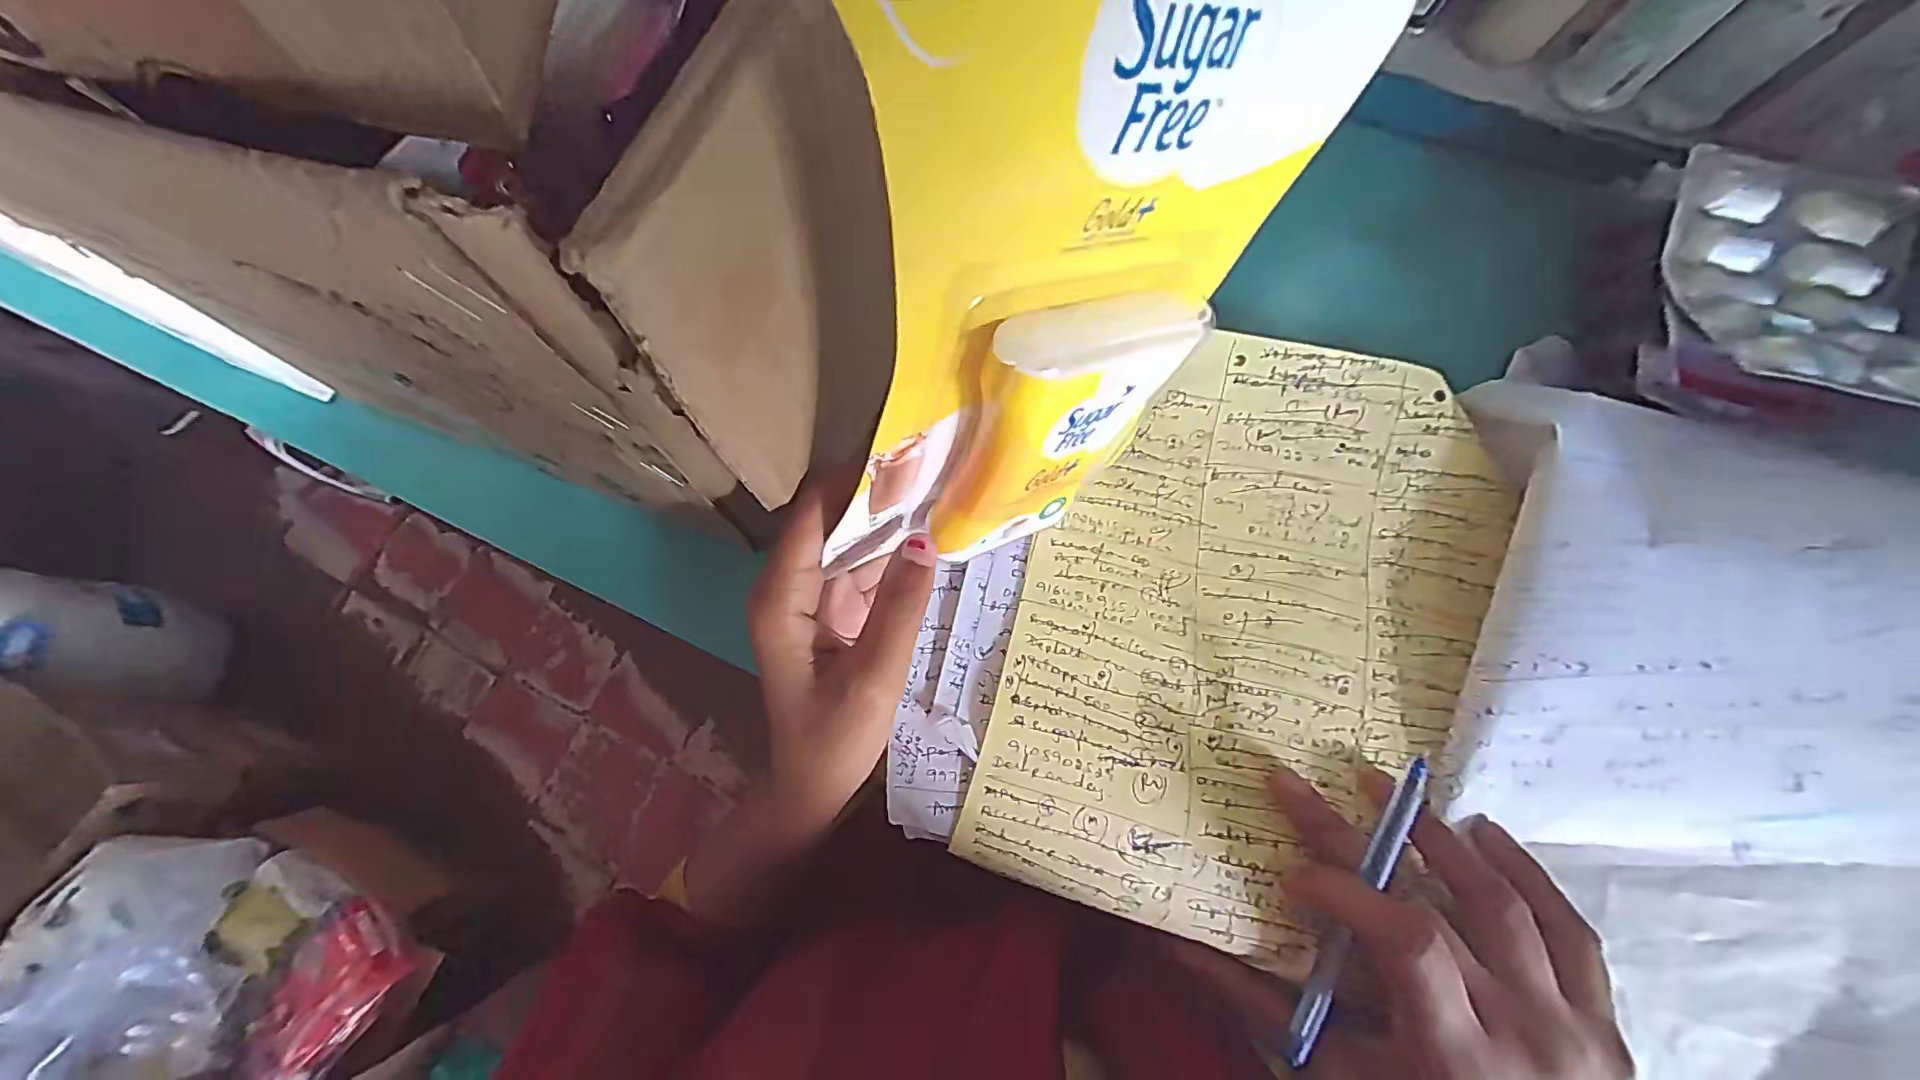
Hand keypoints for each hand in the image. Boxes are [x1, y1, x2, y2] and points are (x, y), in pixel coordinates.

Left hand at [747, 489, 936, 828]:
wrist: (811, 786)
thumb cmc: (833, 740)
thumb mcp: (874, 678)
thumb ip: (901, 609)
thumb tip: (926, 542)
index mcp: (782, 597)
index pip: (811, 515)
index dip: (850, 479)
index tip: (899, 452)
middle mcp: (790, 586)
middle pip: (830, 520)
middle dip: (876, 493)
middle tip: (931, 465)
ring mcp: (812, 597)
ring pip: (850, 541)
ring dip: (888, 520)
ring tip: (938, 489)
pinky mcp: (834, 609)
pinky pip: (863, 568)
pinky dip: (892, 553)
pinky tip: (928, 536)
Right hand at [1176, 765, 1633, 1079]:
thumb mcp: (1336, 1079)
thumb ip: (1263, 1011)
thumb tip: (1183, 948)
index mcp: (1454, 1050)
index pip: (1406, 940)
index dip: (1346, 894)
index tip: (1293, 875)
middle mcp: (1521, 1027)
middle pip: (1438, 904)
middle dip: (1361, 836)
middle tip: (1301, 787)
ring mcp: (1573, 1024)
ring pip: (1506, 903)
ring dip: (1441, 837)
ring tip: (1391, 792)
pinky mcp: (1605, 1023)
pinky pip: (1572, 931)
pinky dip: (1528, 873)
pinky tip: (1486, 832)